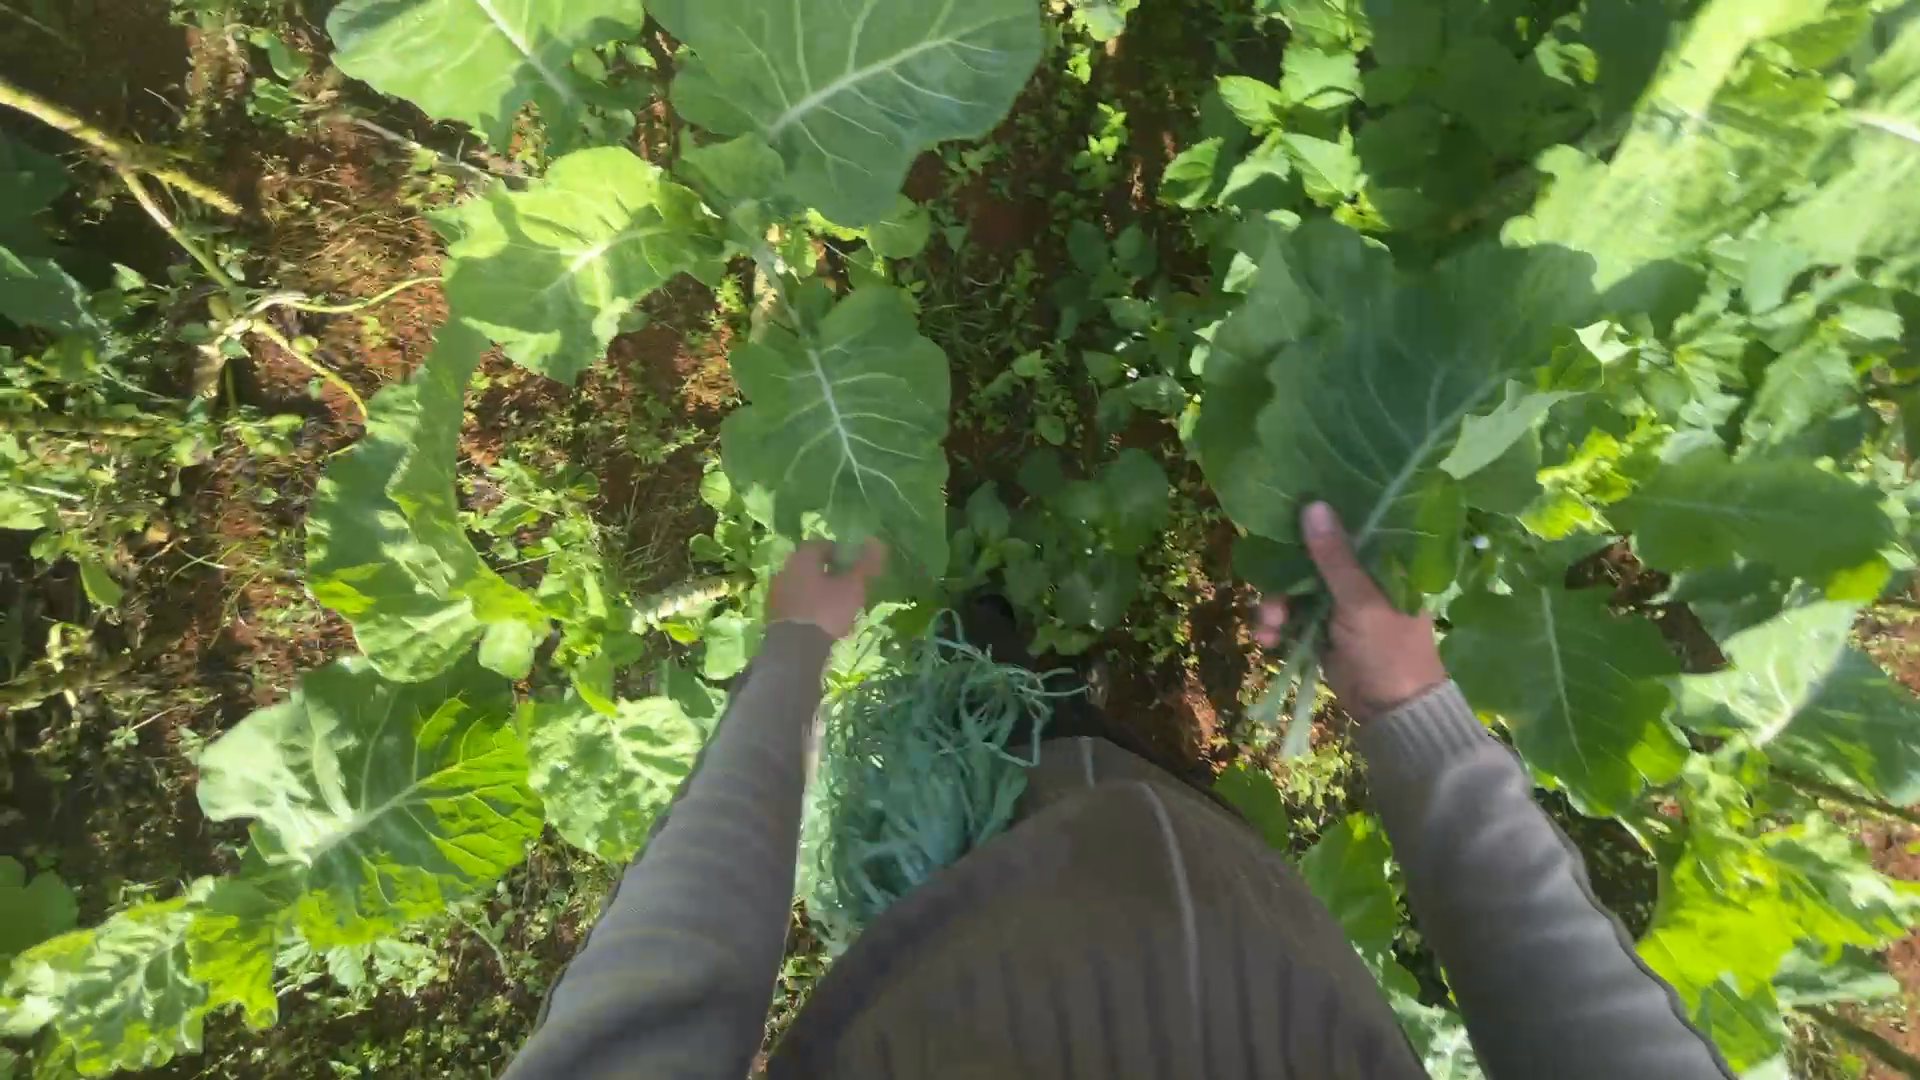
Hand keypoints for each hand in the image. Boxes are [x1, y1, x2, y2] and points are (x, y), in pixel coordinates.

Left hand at [768, 539, 886, 639]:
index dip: (840, 552)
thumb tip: (877, 542)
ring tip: (839, 607)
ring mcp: (777, 594)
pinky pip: (797, 604)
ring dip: (820, 592)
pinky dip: (811, 608)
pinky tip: (824, 622)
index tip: (854, 565)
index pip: (821, 545)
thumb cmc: (826, 610)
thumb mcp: (852, 586)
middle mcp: (785, 570)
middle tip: (848, 586)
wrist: (795, 648)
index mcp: (802, 558)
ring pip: (804, 586)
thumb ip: (865, 564)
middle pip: (811, 566)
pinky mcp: (775, 615)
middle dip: (830, 574)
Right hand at [1254, 502, 1446, 720]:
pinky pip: (1286, 618)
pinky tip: (1267, 641)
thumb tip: (1313, 505)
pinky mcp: (1318, 630)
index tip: (1284, 520)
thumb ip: (1334, 557)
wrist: (1390, 712)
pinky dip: (1273, 628)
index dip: (1314, 526)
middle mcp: (1358, 580)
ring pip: (1291, 591)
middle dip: (1282, 581)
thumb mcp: (1360, 601)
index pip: (1346, 531)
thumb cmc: (1389, 651)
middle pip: (1307, 562)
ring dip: (1273, 608)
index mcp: (1382, 566)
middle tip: (1272, 599)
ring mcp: (1335, 606)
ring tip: (1268, 628)